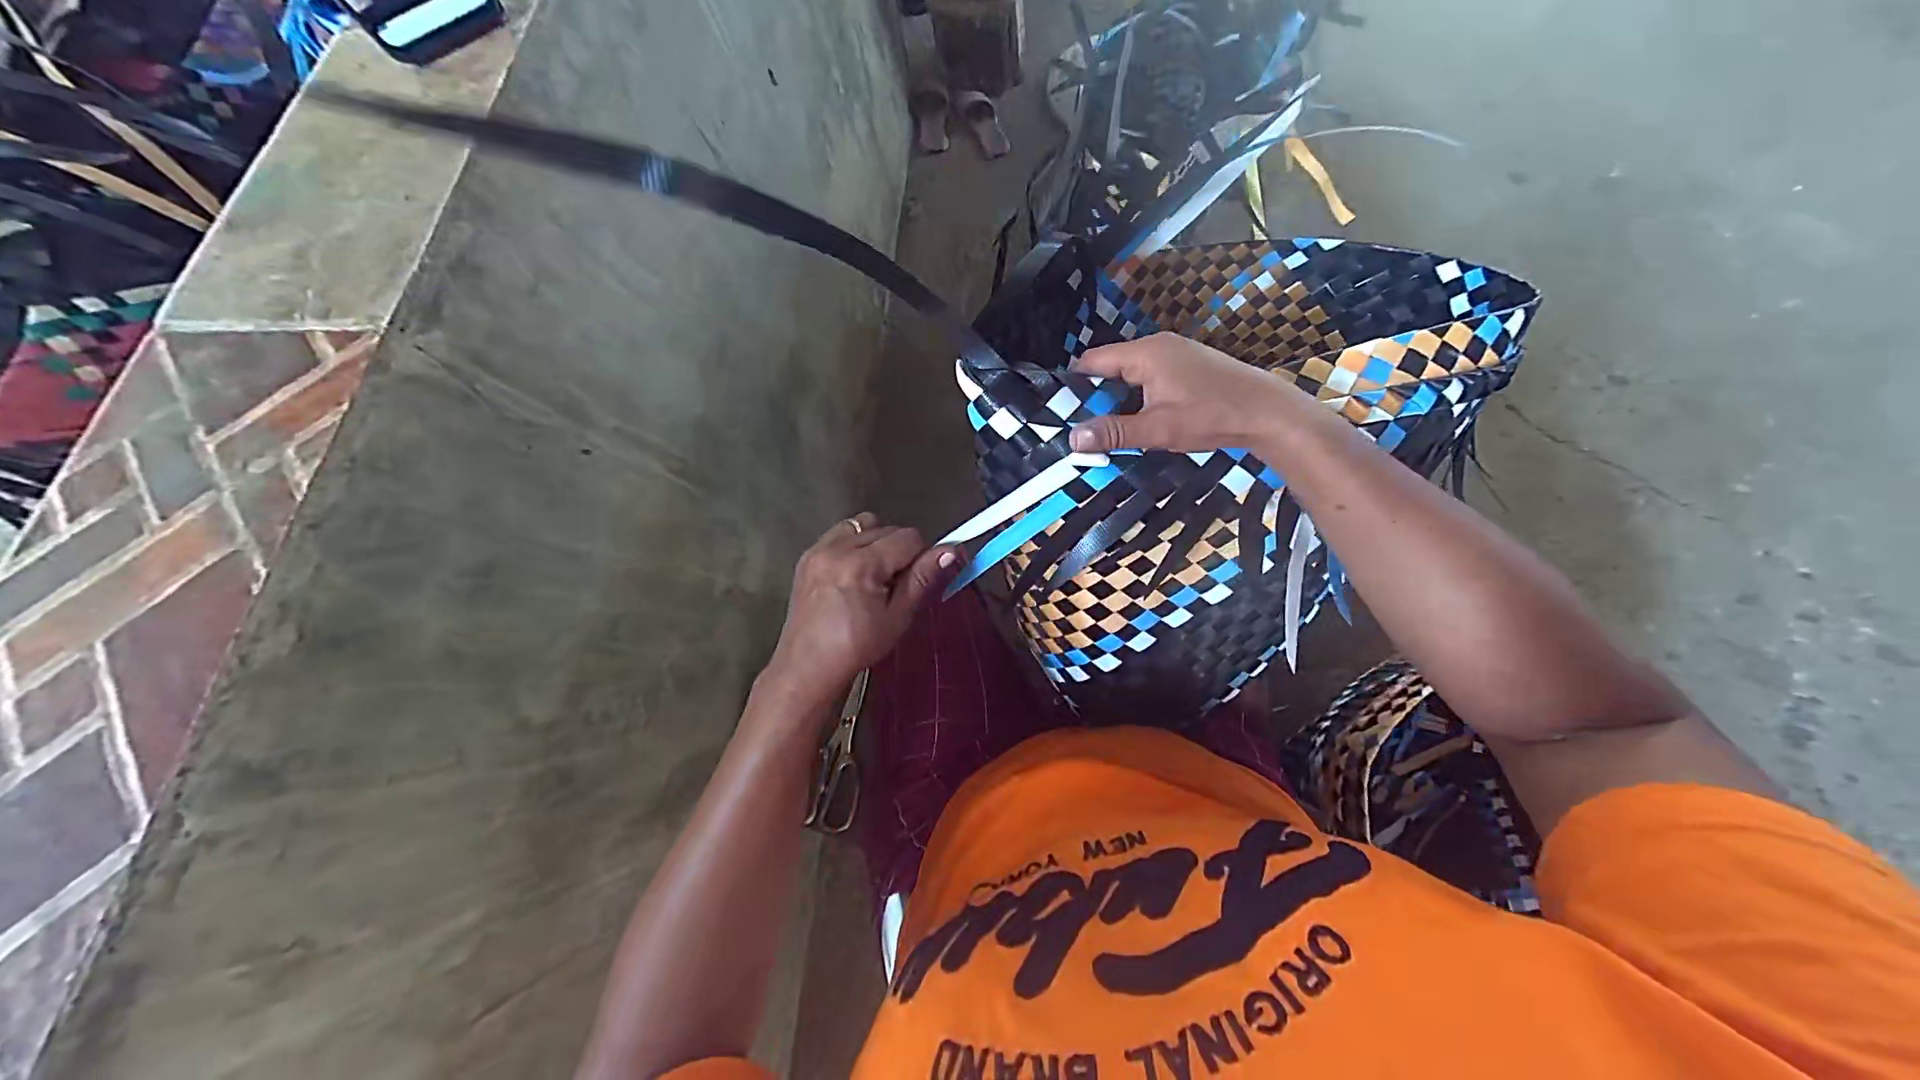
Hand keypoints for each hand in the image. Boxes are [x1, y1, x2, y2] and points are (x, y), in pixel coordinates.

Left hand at [756, 513, 957, 714]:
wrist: (809, 666)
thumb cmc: (856, 647)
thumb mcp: (898, 617)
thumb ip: (924, 577)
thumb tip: (952, 551)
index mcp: (861, 565)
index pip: (908, 537)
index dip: (921, 557)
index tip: (915, 581)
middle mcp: (837, 549)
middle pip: (887, 529)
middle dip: (898, 552)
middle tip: (893, 587)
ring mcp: (819, 550)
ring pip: (864, 526)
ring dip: (876, 543)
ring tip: (874, 576)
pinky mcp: (808, 556)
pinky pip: (841, 533)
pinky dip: (854, 545)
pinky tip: (854, 574)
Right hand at [1067, 333, 1305, 452]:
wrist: (1268, 413)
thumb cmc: (1211, 417)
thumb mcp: (1157, 429)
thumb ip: (1114, 432)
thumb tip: (1074, 438)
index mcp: (1145, 353)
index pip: (1093, 361)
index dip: (1075, 385)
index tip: (1066, 412)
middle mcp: (1158, 345)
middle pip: (1111, 366)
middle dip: (1097, 396)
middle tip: (1088, 427)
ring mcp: (1176, 353)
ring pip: (1131, 374)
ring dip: (1120, 399)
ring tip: (1114, 428)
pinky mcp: (1189, 366)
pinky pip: (1151, 377)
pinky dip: (1140, 396)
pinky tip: (1145, 420)